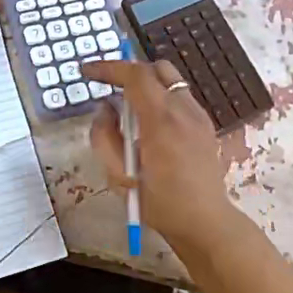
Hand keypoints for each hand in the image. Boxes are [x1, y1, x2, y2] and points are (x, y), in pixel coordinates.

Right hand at [84, 59, 244, 251]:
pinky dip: (160, 97)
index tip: (87, 71)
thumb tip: (104, 109)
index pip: (135, 75)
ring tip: (129, 108)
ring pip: (170, 80)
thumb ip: (104, 136)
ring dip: (146, 84)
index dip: (108, 68)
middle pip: (156, 68)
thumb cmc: (159, 203)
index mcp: (162, 121)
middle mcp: (184, 110)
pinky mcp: (205, 124)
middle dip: (129, 72)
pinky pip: (179, 96)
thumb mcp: (118, 175)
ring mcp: (199, 115)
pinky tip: (151, 124)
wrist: (205, 223)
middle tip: (109, 86)